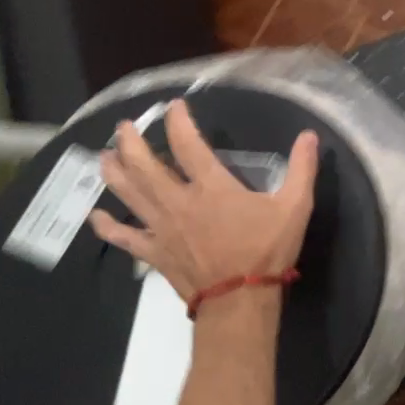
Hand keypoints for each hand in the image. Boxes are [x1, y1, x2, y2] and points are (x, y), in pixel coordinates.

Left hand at [88, 100, 318, 298]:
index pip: (189, 146)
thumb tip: (310, 136)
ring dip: (113, 172)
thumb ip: (302, 168)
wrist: (239, 299)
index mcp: (212, 187)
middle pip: (145, 166)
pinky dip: (106, 225)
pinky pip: (123, 236)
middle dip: (131, 143)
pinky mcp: (153, 252)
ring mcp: (161, 228)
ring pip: (129, 194)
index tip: (174, 106)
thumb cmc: (267, 249)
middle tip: (123, 127)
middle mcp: (179, 202)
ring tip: (104, 156)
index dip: (179, 123)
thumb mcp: (296, 205)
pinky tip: (95, 215)